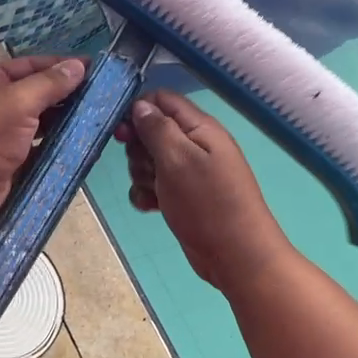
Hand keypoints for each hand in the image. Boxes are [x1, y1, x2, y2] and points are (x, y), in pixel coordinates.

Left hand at [0, 55, 86, 232]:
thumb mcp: (18, 103)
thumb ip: (49, 84)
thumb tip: (78, 66)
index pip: (26, 65)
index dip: (56, 64)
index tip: (88, 66)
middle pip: (34, 92)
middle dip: (63, 92)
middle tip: (97, 92)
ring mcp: (2, 134)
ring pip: (39, 120)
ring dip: (63, 117)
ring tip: (94, 114)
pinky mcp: (11, 158)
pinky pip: (39, 144)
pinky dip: (56, 141)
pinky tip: (79, 138)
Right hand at [113, 91, 291, 290]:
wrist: (235, 256)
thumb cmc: (208, 203)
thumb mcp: (178, 159)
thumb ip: (156, 128)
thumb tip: (140, 106)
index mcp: (200, 128)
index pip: (162, 100)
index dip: (138, 111)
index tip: (121, 133)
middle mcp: (194, 146)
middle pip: (151, 131)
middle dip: (138, 149)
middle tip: (147, 168)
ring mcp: (188, 173)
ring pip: (149, 161)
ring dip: (142, 175)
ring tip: (155, 193)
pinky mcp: (182, 197)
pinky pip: (154, 186)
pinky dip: (148, 194)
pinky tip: (151, 208)